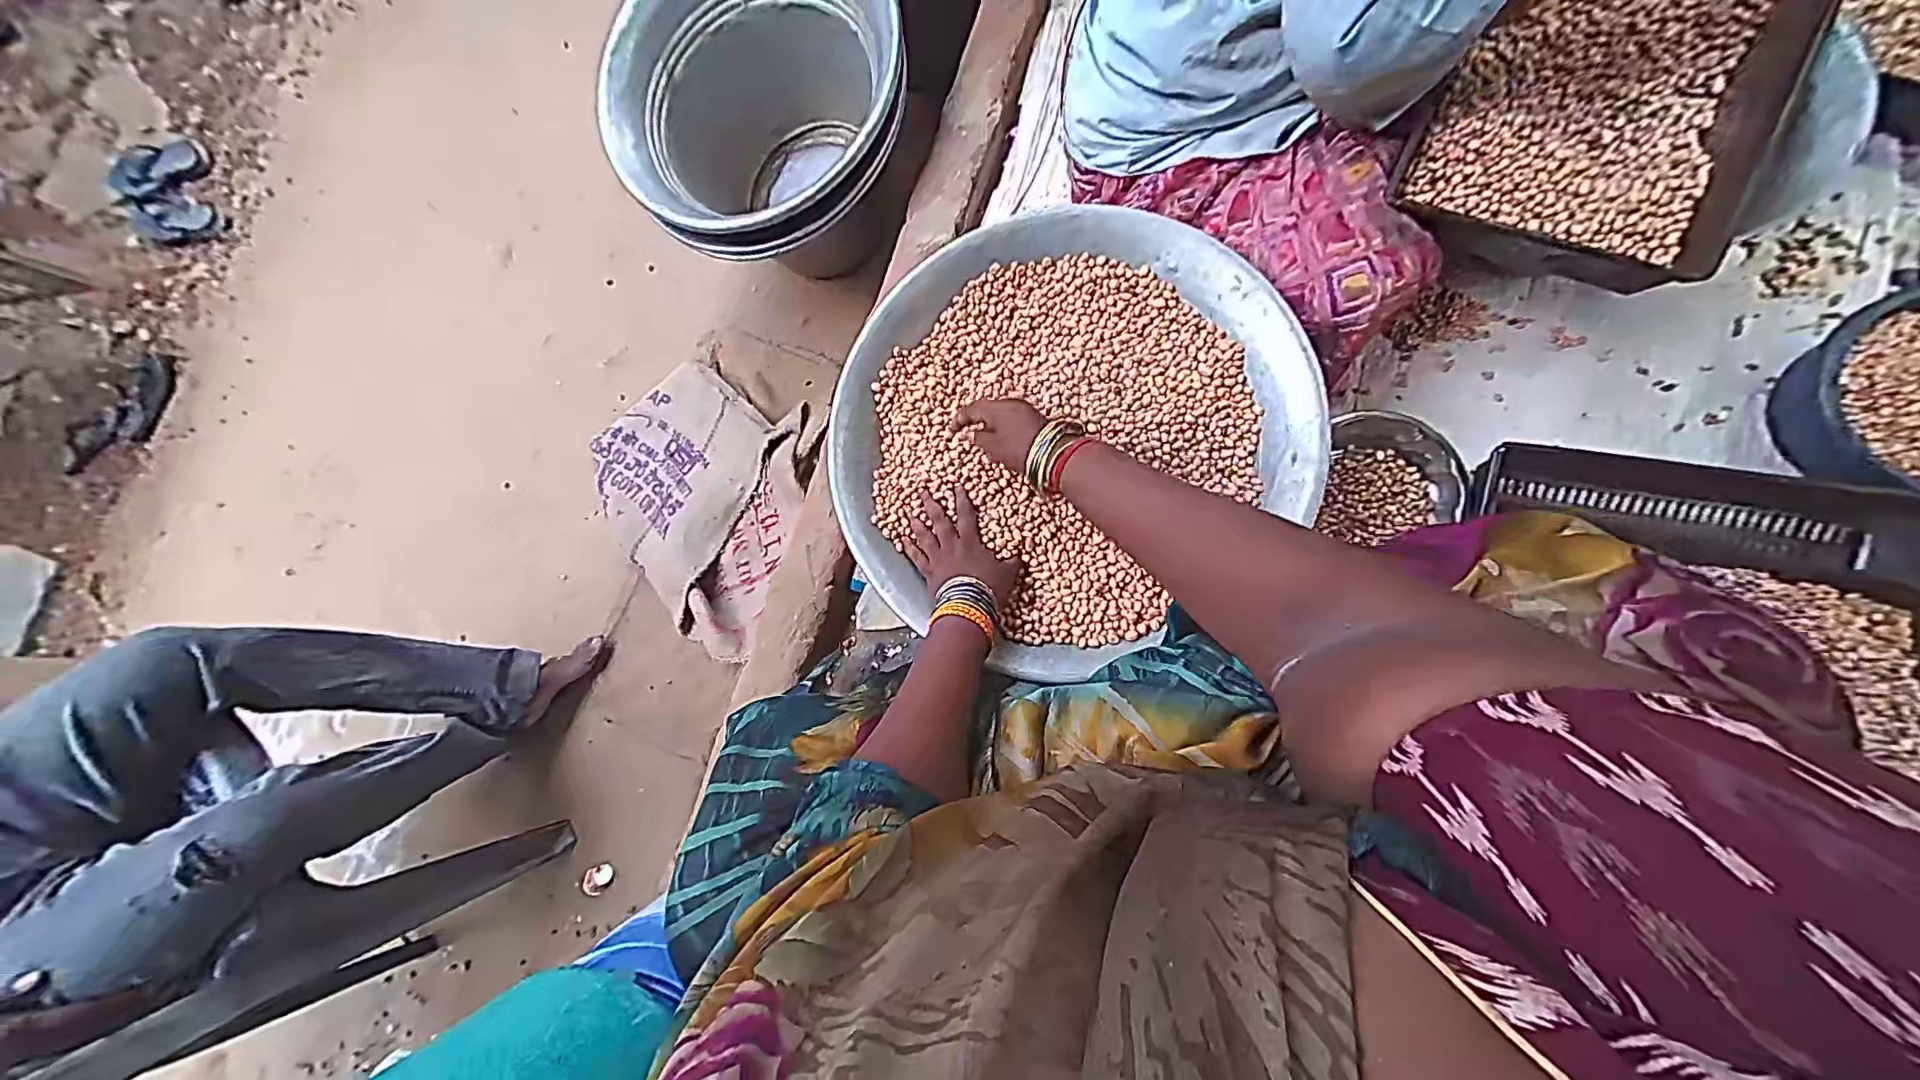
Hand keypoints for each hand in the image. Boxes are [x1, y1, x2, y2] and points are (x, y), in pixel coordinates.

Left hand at [903, 485, 1021, 609]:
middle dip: (931, 505)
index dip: (961, 500)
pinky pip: (917, 558)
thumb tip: (1019, 557)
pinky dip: (909, 548)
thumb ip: (1011, 563)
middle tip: (922, 492)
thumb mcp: (1008, 573)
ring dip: (916, 524)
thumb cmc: (989, 588)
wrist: (969, 606)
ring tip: (909, 513)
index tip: (956, 486)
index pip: (966, 516)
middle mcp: (951, 547)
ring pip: (924, 537)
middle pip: (939, 521)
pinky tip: (903, 540)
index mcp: (970, 542)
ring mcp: (938, 560)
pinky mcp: (929, 574)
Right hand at [952, 398, 1047, 475]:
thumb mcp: (992, 446)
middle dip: (977, 423)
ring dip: (991, 427)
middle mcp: (1010, 404)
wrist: (1053, 453)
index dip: (960, 419)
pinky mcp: (1034, 418)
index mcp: (996, 408)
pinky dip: (1004, 429)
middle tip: (969, 435)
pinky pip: (1012, 420)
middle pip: (987, 410)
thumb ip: (977, 438)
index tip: (953, 429)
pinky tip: (1004, 444)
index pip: (971, 408)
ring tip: (987, 445)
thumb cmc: (1019, 449)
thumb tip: (969, 433)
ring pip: (1000, 416)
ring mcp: (1024, 409)